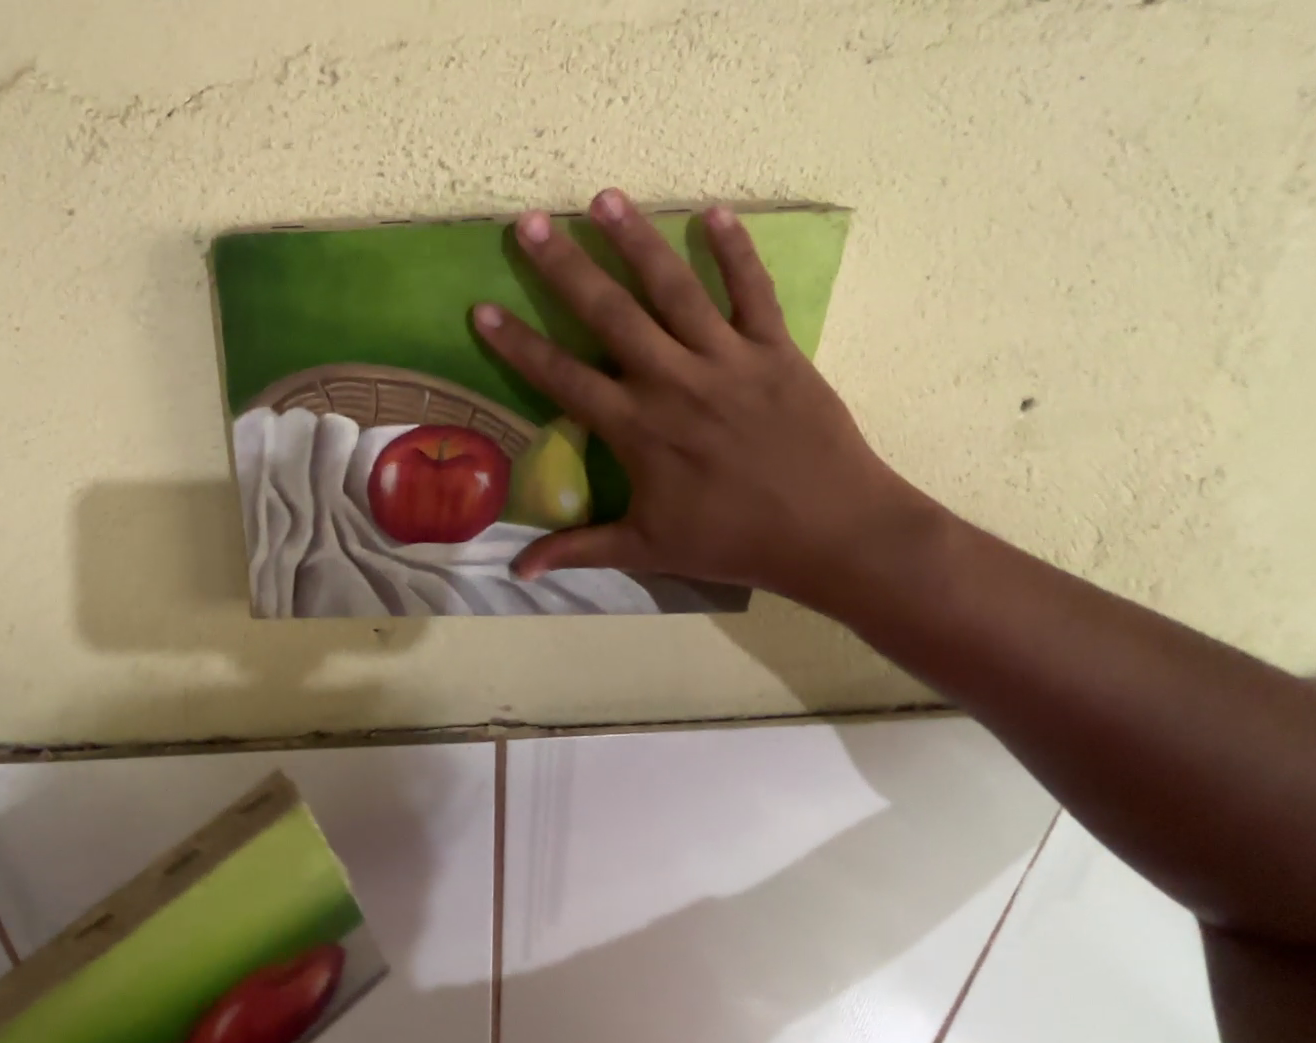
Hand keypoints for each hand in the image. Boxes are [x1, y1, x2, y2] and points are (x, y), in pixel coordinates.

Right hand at [473, 189, 941, 606]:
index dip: (517, 344)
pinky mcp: (776, 350)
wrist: (834, 533)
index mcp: (637, 428)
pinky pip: (753, 291)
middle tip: (529, 222)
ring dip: (636, 241)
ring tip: (605, 197)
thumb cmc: (733, 541)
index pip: (562, 377)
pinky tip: (714, 211)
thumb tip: (517, 573)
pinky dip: (736, 250)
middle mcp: (673, 381)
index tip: (482, 309)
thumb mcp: (646, 549)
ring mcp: (727, 360)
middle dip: (564, 266)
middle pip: (609, 314)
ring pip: (674, 289)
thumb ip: (577, 549)